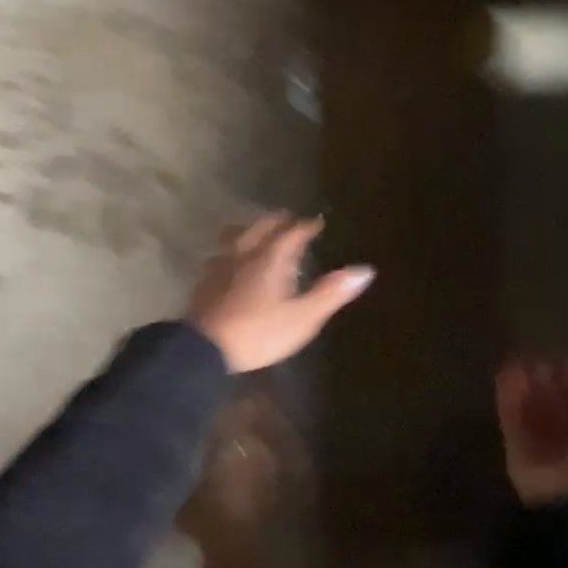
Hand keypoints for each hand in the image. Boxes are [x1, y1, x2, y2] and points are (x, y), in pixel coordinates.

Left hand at [185, 212, 374, 372]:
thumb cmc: (259, 332)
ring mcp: (219, 267)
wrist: (204, 348)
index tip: (316, 221)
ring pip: (234, 237)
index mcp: (268, 259)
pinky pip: (220, 254)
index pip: (290, 234)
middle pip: (258, 228)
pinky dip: (232, 250)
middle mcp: (242, 255)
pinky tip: (231, 262)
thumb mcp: (302, 317)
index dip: (305, 226)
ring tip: (258, 233)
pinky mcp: (204, 282)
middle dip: (275, 221)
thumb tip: (364, 270)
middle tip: (288, 218)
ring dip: (249, 231)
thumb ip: (330, 293)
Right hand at [495, 358, 567, 515]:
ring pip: (533, 408)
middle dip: (550, 382)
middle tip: (537, 357)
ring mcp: (543, 442)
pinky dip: (508, 395)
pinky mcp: (515, 444)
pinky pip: (511, 415)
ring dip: (526, 385)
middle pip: (559, 405)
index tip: (565, 359)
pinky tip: (505, 372)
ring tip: (517, 359)